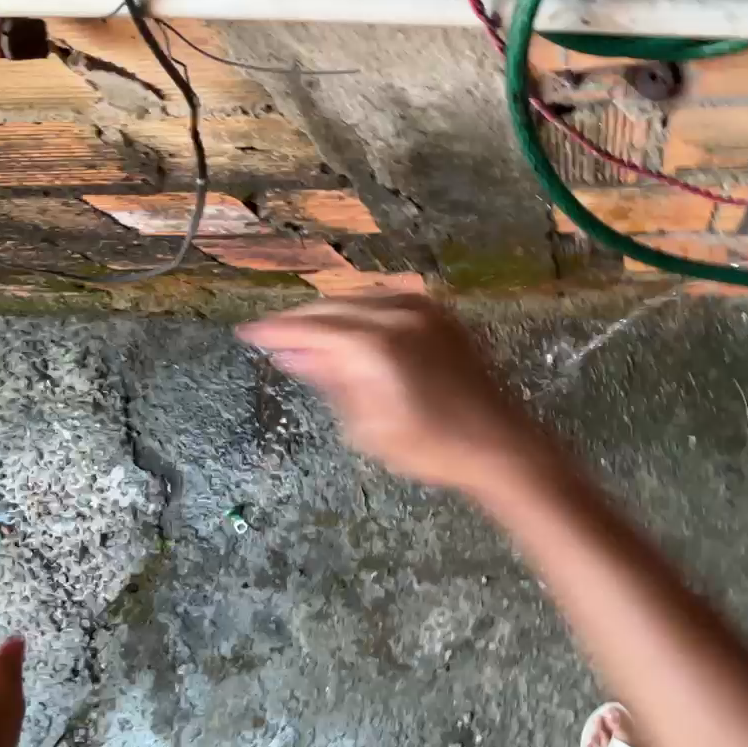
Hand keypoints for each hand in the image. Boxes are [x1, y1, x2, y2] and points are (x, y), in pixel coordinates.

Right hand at [237, 295, 548, 490]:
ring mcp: (425, 309)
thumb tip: (294, 354)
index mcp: (377, 343)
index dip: (276, 330)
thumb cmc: (432, 447)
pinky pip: (390, 300)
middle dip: (300, 321)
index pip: (312, 328)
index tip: (248, 334)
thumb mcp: (370, 425)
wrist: (499, 443)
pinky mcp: (442, 314)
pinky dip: (363, 311)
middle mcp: (400, 313)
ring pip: (361, 298)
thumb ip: (332, 381)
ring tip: (306, 336)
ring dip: (331, 314)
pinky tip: (351, 328)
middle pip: (334, 307)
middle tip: (272, 337)